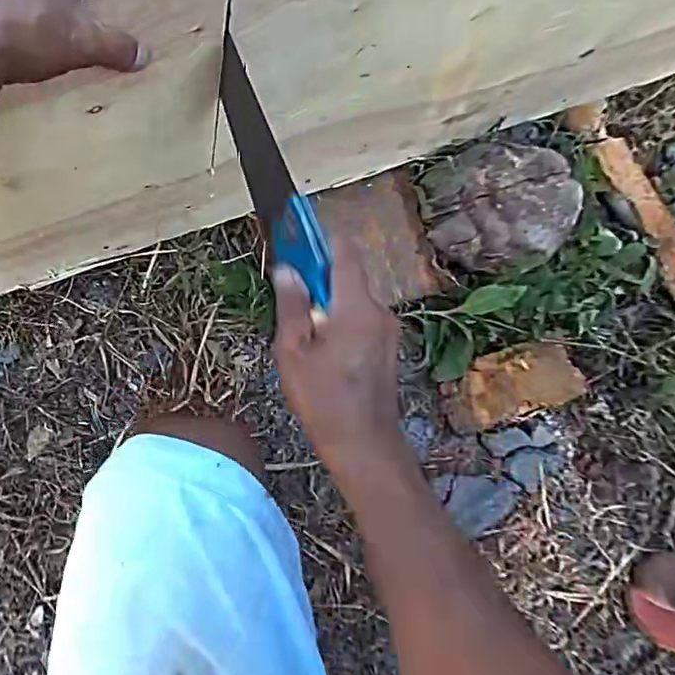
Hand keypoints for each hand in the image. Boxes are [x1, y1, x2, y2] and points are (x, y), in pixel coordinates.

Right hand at [273, 241, 411, 470]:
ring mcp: (388, 330)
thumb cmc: (323, 400)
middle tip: (287, 293)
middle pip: (347, 276)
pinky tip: (320, 348)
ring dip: (326, 302)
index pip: (343, 253)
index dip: (319, 237)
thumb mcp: (294, 351)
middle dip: (316, 276)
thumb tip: (286, 270)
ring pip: (352, 299)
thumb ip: (291, 306)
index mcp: (356, 308)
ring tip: (300, 332)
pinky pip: (360, 319)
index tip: (296, 231)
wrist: (364, 443)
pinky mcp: (387, 346)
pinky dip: (338, 319)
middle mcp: (379, 311)